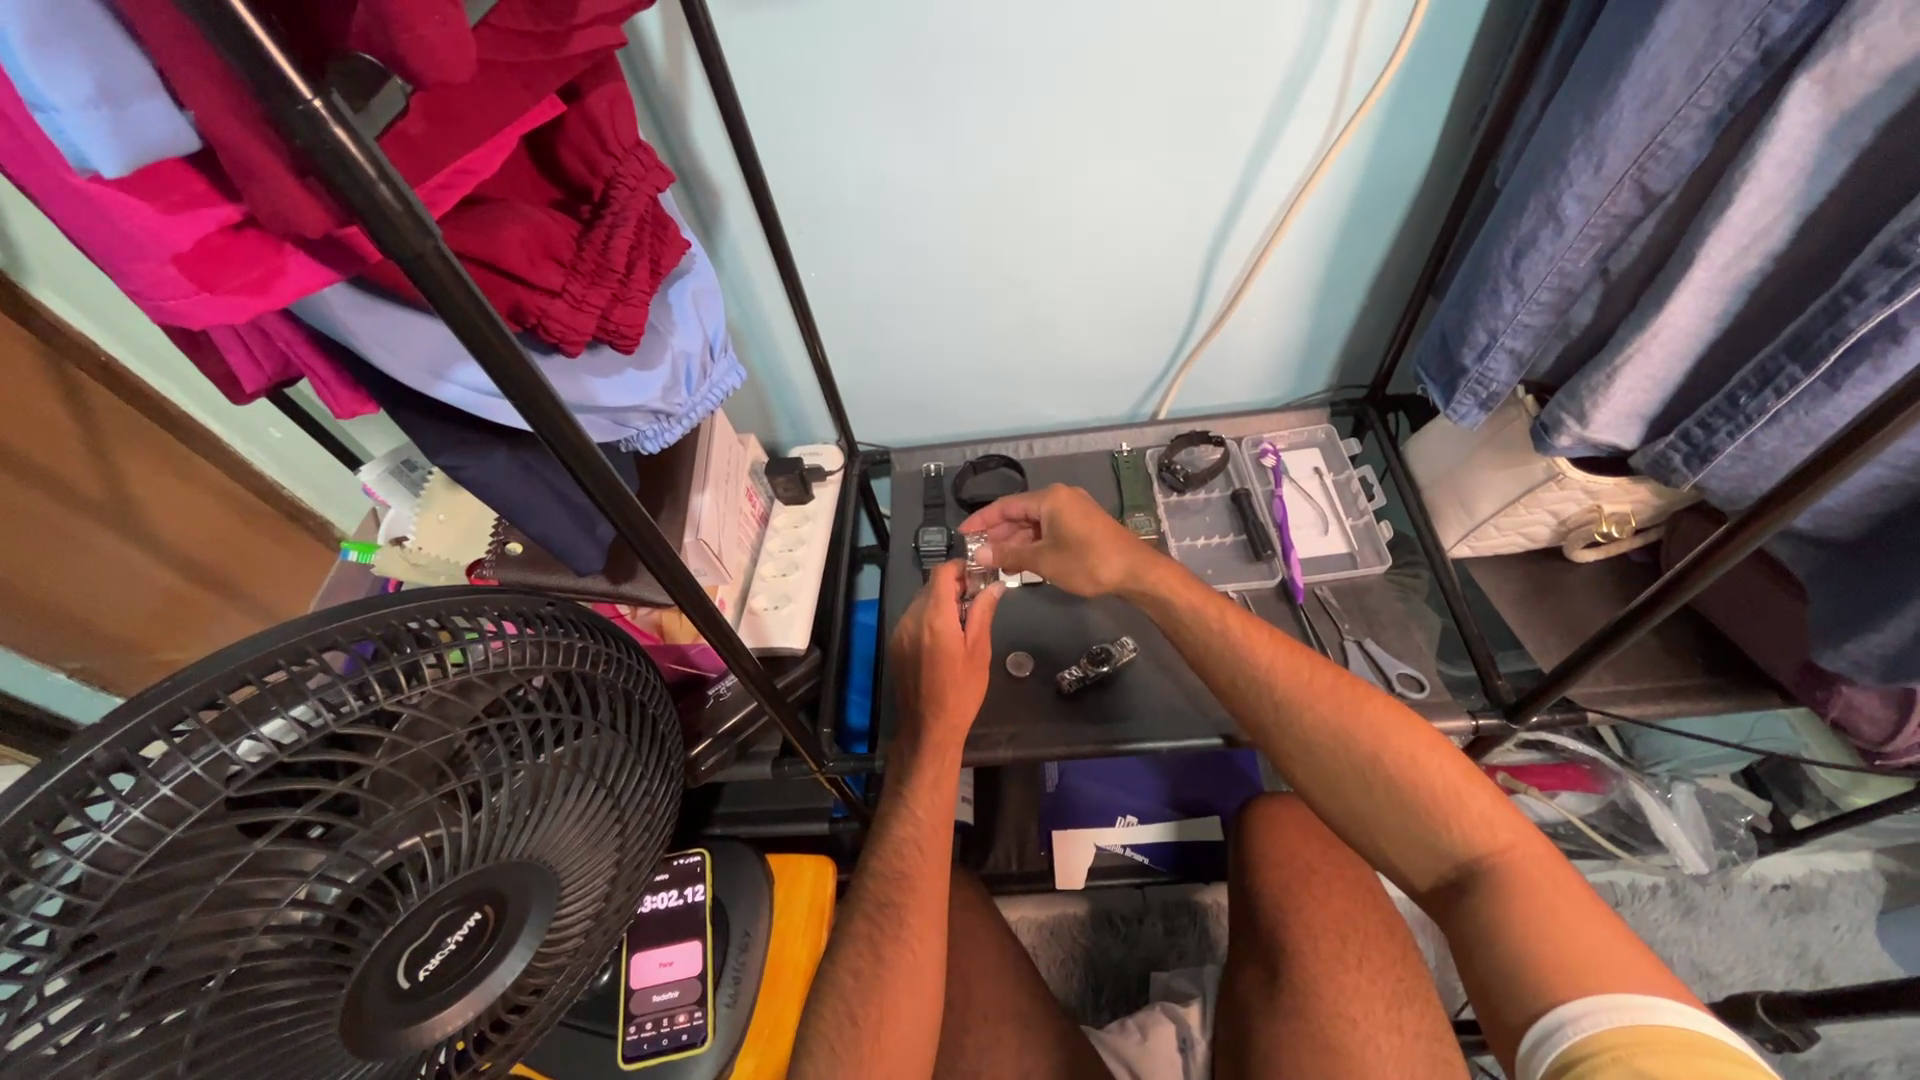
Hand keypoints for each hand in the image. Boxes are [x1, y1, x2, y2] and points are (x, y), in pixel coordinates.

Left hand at [889, 561, 1003, 760]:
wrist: (928, 727)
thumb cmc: (961, 691)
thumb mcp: (979, 650)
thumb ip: (983, 613)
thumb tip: (994, 586)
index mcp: (934, 617)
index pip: (941, 573)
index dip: (960, 568)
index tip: (978, 577)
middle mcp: (911, 618)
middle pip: (931, 587)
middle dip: (953, 588)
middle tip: (976, 602)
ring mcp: (899, 632)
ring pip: (921, 602)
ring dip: (940, 603)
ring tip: (962, 623)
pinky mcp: (895, 645)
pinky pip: (912, 619)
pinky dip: (928, 619)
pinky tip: (944, 638)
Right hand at [957, 484, 1164, 597]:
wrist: (1135, 571)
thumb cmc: (1087, 562)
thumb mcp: (1043, 560)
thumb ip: (1008, 555)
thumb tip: (978, 555)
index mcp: (1049, 498)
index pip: (1005, 505)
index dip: (981, 521)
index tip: (962, 534)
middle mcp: (1060, 497)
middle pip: (1019, 513)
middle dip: (997, 534)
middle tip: (976, 553)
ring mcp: (1073, 510)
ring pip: (1034, 523)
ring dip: (1015, 541)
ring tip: (994, 561)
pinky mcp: (1082, 524)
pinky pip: (1048, 529)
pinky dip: (1033, 543)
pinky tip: (1020, 561)